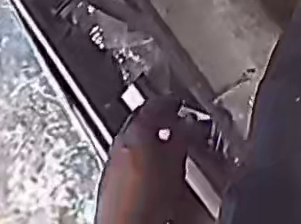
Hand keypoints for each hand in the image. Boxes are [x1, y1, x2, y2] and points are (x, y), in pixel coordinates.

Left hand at [96, 97, 196, 223]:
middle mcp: (121, 142)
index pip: (156, 104)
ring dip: (152, 142)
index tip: (180, 105)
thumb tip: (190, 125)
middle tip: (177, 126)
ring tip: (170, 151)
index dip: (172, 103)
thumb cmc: (148, 197)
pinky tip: (155, 172)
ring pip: (136, 142)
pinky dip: (142, 159)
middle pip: (143, 122)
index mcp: (135, 129)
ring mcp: (113, 163)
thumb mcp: (176, 160)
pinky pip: (129, 161)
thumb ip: (184, 135)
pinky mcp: (110, 183)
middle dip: (161, 123)